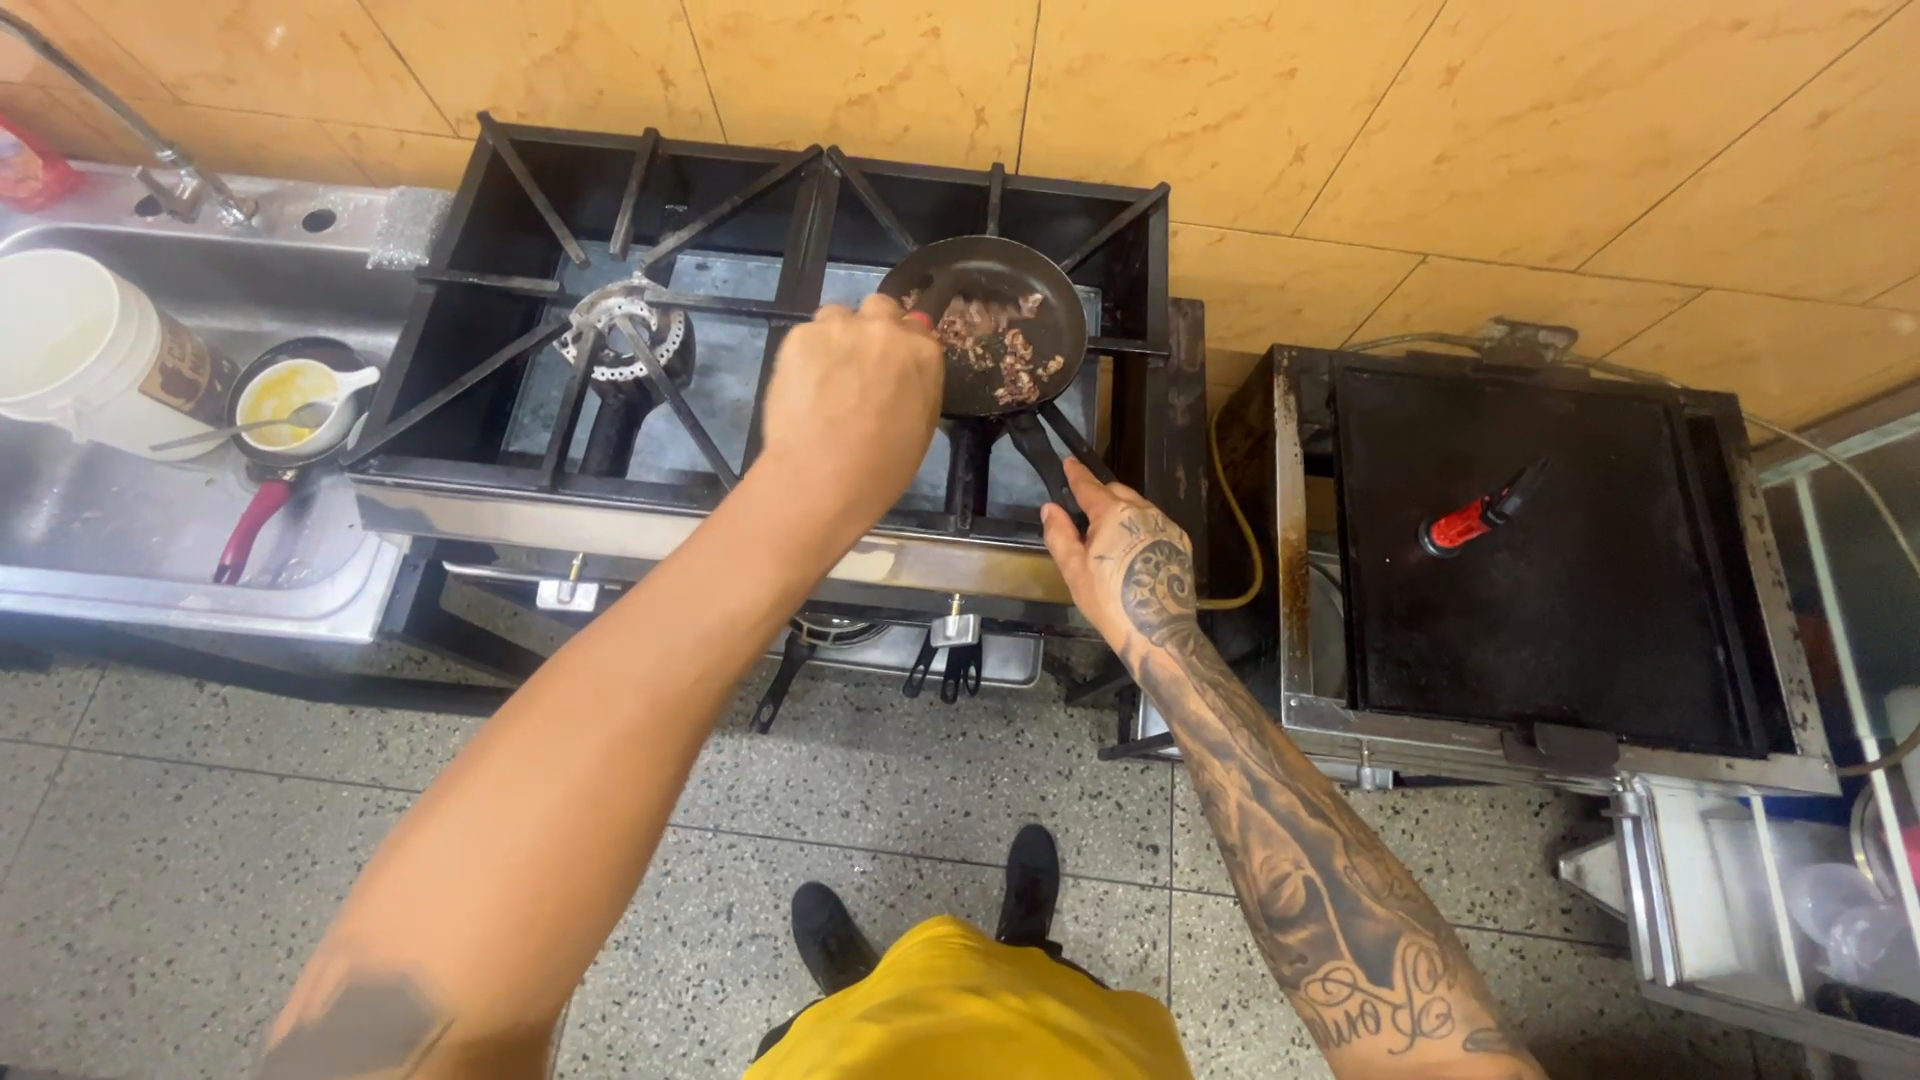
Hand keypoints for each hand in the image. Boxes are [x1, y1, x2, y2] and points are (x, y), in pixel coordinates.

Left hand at [759, 292, 942, 526]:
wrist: (824, 476)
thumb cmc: (883, 467)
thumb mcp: (921, 426)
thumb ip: (916, 385)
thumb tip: (904, 370)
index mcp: (923, 353)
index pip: (917, 329)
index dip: (901, 348)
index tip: (889, 367)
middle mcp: (885, 329)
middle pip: (880, 308)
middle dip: (871, 329)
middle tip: (858, 365)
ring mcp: (840, 328)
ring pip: (838, 316)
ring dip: (836, 337)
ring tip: (825, 376)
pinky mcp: (800, 336)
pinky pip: (806, 335)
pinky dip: (805, 355)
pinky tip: (802, 387)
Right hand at [1040, 457, 1197, 653]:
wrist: (1157, 631)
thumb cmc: (1108, 600)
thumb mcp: (1073, 570)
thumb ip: (1060, 534)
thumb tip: (1050, 508)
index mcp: (1113, 513)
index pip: (1090, 486)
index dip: (1076, 474)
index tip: (1068, 462)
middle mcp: (1143, 511)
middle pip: (1117, 492)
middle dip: (1099, 492)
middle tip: (1083, 505)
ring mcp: (1166, 525)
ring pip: (1138, 506)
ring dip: (1120, 510)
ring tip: (1107, 530)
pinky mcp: (1180, 542)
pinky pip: (1154, 523)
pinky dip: (1138, 525)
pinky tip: (1130, 546)